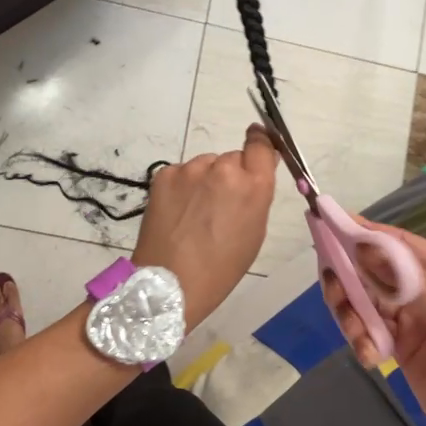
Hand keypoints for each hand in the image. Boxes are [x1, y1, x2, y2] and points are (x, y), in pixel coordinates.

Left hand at [130, 125, 279, 327]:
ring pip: (205, 165)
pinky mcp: (164, 175)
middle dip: (230, 176)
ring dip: (204, 181)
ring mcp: (190, 170)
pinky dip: (182, 187)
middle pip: (232, 159)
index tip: (257, 143)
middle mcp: (223, 169)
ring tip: (194, 214)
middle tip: (219, 206)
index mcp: (253, 185)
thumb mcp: (254, 232)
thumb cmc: (221, 268)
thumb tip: (256, 169)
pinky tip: (177, 213)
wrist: (170, 283)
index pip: (262, 144)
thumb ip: (257, 194)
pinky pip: (181, 174)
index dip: (260, 142)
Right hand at [322, 221, 425, 425]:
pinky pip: (365, 328)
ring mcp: (410, 318)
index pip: (399, 244)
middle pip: (373, 270)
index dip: (365, 232)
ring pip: (363, 299)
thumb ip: (408, 282)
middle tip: (335, 292)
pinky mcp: (396, 345)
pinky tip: (370, 357)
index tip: (329, 223)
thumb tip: (365, 245)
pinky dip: (360, 339)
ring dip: (352, 315)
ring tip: (358, 338)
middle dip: (350, 279)